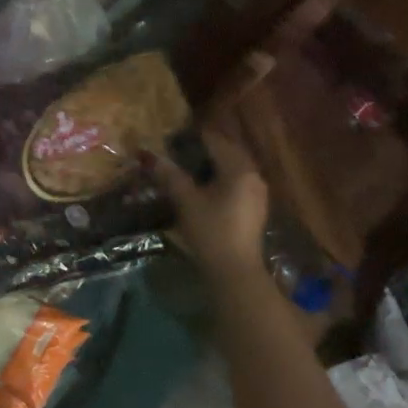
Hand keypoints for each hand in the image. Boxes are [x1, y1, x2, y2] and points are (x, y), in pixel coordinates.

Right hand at [149, 128, 269, 278]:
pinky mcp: (256, 209)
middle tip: (178, 153)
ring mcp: (258, 193)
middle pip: (227, 153)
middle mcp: (253, 175)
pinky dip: (221, 181)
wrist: (234, 270)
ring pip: (233, 169)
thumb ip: (169, 176)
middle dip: (204, 151)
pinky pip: (237, 184)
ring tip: (189, 171)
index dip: (192, 137)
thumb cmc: (210, 231)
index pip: (215, 141)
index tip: (172, 138)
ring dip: (213, 166)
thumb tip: (149, 156)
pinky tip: (205, 191)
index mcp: (239, 168)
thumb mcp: (186, 201)